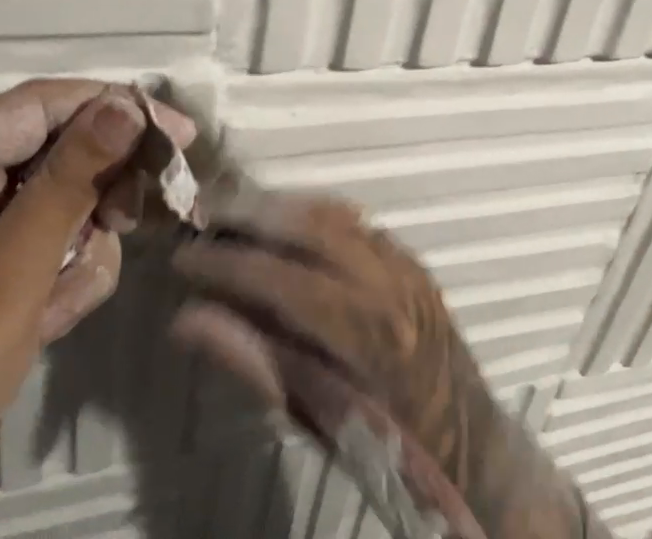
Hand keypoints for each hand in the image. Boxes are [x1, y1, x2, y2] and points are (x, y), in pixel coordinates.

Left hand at [0, 80, 193, 538]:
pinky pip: (51, 251)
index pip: (39, 105)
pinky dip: (66, 280)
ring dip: (82, 246)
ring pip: (63, 204)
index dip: (112, 105)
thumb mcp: (9, 277)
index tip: (181, 133)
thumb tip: (120, 107)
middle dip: (100, 186)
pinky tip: (50, 322)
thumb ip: (67, 184)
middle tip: (136, 220)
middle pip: (55, 151)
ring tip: (62, 298)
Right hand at [169, 193, 606, 538]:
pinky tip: (280, 222)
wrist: (468, 439)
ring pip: (334, 213)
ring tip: (232, 211)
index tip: (182, 257)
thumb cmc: (388, 445)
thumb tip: (187, 319)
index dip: (227, 263)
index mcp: (368, 334)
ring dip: (279, 206)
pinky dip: (310, 214)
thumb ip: (256, 363)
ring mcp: (406, 264)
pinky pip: (354, 220)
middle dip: (250, 212)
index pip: (283, 280)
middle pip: (310, 226)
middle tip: (202, 214)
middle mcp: (391, 284)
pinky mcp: (411, 259)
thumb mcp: (317, 419)